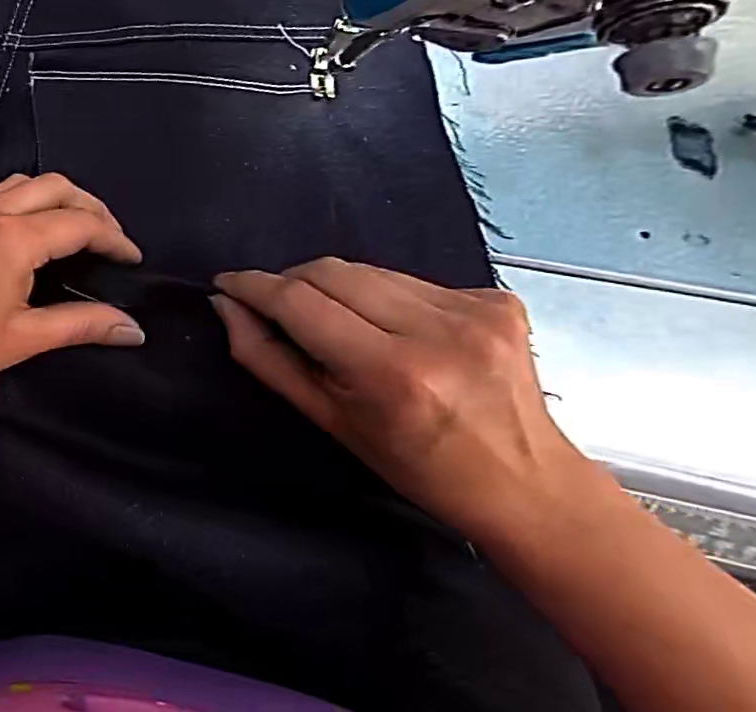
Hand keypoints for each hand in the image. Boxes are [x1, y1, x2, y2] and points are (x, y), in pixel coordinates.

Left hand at [0, 173, 145, 414]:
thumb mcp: (23, 338)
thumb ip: (83, 325)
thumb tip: (132, 330)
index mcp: (13, 238)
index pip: (80, 224)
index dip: (114, 238)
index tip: (133, 259)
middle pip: (59, 187)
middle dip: (94, 209)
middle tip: (114, 240)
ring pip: (31, 182)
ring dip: (64, 198)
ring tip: (85, 228)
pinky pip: (7, 190)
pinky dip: (36, 198)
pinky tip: (42, 226)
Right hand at [211, 258, 593, 544]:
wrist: (528, 485)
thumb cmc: (418, 469)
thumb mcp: (332, 423)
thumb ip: (268, 360)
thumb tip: (227, 307)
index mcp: (392, 374)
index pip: (300, 302)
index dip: (255, 286)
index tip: (227, 281)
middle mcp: (435, 330)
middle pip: (331, 272)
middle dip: (292, 283)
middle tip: (277, 306)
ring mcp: (473, 308)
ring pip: (369, 270)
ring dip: (338, 289)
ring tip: (341, 324)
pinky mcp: (496, 297)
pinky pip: (410, 279)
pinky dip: (384, 296)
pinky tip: (397, 329)